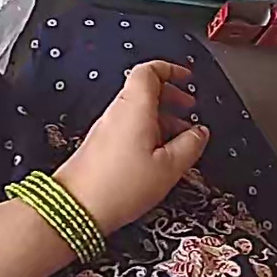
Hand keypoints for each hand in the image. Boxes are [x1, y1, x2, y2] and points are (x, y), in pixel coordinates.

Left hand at [53, 61, 209, 234]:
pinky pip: (130, 126)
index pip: (149, 70)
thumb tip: (201, 132)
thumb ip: (190, 145)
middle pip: (145, 88)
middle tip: (189, 107)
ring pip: (139, 109)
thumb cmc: (121, 185)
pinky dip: (149, 130)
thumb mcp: (169, 167)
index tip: (187, 78)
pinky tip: (160, 153)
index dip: (170, 69)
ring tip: (181, 135)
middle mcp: (119, 111)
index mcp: (136, 107)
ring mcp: (108, 127)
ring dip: (162, 116)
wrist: (75, 207)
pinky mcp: (102, 144)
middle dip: (171, 94)